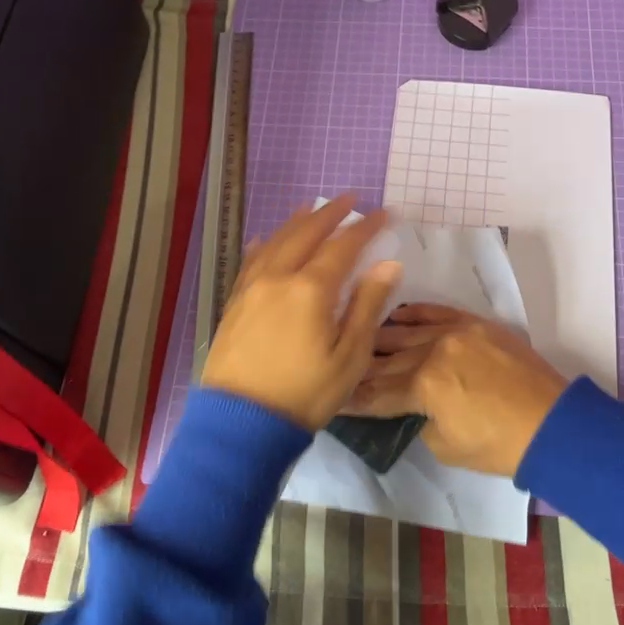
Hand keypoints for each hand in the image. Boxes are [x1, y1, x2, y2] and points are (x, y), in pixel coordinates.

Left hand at [201, 195, 402, 430]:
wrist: (242, 424)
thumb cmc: (306, 393)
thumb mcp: (350, 356)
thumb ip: (368, 305)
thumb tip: (388, 264)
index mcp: (311, 290)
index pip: (343, 247)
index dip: (365, 228)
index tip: (383, 214)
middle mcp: (279, 278)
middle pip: (306, 234)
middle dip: (330, 214)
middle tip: (350, 200)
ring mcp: (251, 289)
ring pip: (275, 243)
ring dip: (297, 223)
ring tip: (311, 208)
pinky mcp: (234, 304)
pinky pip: (251, 262)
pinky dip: (264, 245)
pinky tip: (266, 239)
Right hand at [347, 304, 568, 476]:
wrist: (551, 424)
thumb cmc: (498, 446)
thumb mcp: (445, 447)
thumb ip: (419, 421)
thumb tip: (411, 407)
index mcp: (423, 387)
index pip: (377, 392)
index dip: (352, 397)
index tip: (331, 396)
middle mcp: (433, 352)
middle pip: (386, 359)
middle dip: (360, 365)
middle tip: (337, 365)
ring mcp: (455, 332)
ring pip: (405, 332)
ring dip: (379, 337)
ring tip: (357, 337)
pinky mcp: (475, 323)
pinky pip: (436, 311)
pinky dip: (413, 313)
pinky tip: (394, 315)